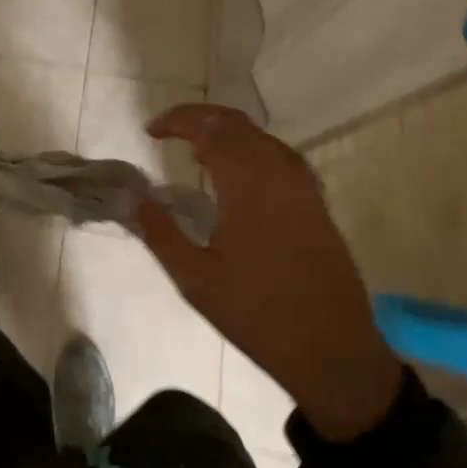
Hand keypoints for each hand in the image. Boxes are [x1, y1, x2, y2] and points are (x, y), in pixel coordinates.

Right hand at [136, 104, 403, 440]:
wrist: (332, 349)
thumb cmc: (257, 315)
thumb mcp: (195, 280)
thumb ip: (160, 232)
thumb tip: (134, 195)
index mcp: (247, 185)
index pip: (210, 130)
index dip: (178, 121)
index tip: (151, 130)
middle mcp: (279, 173)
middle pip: (237, 123)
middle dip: (200, 118)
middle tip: (168, 131)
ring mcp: (303, 186)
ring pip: (261, 136)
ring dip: (227, 131)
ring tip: (196, 149)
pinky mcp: (316, 202)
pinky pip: (280, 156)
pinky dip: (252, 148)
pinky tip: (238, 172)